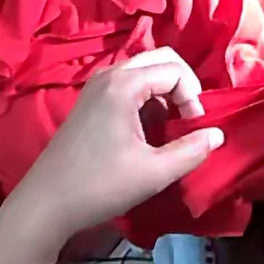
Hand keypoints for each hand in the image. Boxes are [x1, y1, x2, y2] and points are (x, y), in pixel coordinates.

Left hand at [0, 48, 222, 253]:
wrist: (44, 204)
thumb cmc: (100, 186)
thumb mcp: (154, 173)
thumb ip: (191, 151)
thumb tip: (218, 135)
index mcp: (124, 84)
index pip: (175, 70)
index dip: (193, 96)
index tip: (194, 128)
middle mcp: (109, 75)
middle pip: (161, 59)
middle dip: (183, 84)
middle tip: (189, 118)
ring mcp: (96, 85)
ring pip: (144, 69)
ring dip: (165, 89)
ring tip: (171, 124)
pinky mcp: (90, 100)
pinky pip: (129, 81)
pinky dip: (147, 95)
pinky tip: (148, 127)